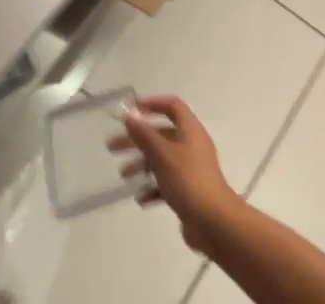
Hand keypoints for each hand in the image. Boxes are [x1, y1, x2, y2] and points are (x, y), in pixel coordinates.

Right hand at [110, 95, 241, 251]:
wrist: (212, 221)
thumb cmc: (187, 180)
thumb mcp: (163, 155)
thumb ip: (145, 135)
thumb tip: (130, 114)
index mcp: (190, 131)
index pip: (172, 106)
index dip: (153, 104)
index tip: (130, 112)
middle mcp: (191, 146)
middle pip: (161, 135)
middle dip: (136, 139)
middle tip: (112, 148)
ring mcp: (190, 169)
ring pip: (161, 160)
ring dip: (141, 164)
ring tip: (123, 175)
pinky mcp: (188, 190)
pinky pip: (166, 183)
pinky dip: (152, 188)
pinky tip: (141, 199)